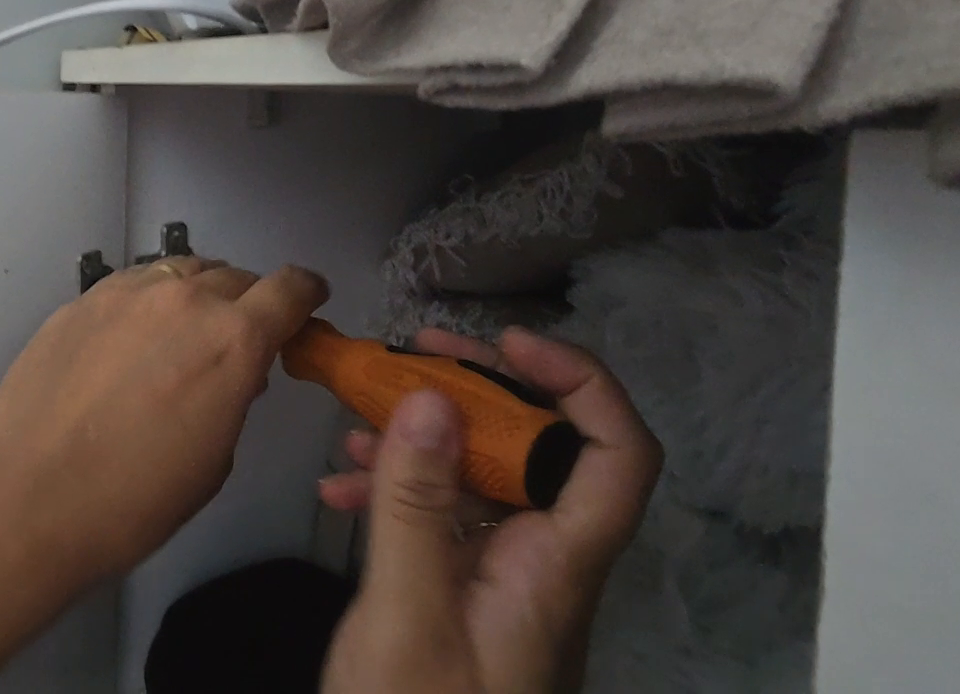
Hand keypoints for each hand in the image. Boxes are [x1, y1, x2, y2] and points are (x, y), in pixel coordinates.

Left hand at [0, 257, 330, 582]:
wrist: (23, 498)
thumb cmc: (131, 500)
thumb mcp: (213, 459)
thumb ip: (234, 398)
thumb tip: (235, 373)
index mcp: (232, 340)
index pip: (289, 289)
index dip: (307, 292)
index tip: (310, 300)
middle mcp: (186, 300)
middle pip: (237, 276)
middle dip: (251, 301)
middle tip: (240, 336)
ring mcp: (128, 292)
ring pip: (184, 271)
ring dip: (200, 293)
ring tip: (186, 329)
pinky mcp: (84, 298)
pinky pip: (137, 283)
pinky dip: (154, 299)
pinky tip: (135, 334)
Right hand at [319, 328, 660, 693]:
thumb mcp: (405, 613)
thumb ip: (416, 503)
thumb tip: (432, 395)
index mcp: (557, 565)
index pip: (617, 455)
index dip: (578, 383)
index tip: (505, 345)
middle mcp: (543, 560)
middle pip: (539, 447)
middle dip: (476, 390)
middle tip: (412, 355)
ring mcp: (501, 575)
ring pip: (483, 475)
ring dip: (425, 436)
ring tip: (359, 417)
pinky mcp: (464, 589)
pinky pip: (443, 514)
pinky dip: (397, 487)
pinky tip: (342, 486)